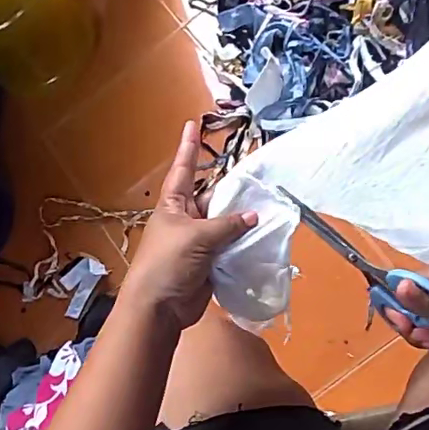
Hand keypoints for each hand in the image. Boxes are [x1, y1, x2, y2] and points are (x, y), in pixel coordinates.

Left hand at [120, 121, 255, 332]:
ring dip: (241, 219)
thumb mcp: (197, 237)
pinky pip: (230, 247)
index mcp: (173, 206)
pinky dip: (244, 243)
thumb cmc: (168, 263)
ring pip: (225, 224)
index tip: (191, 123)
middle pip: (212, 198)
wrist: (162, 306)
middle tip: (256, 178)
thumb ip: (227, 225)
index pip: (182, 170)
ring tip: (267, 206)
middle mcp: (186, 220)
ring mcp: (199, 242)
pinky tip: (262, 237)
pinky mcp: (210, 262)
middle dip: (231, 190)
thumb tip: (252, 217)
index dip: (188, 148)